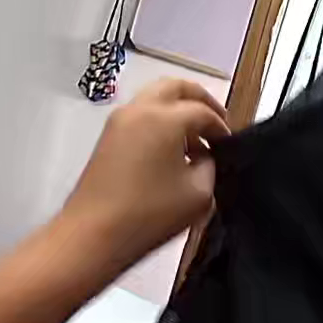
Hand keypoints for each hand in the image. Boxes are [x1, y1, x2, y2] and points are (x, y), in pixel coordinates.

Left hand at [58, 78, 229, 269]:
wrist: (93, 234)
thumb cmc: (149, 214)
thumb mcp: (199, 194)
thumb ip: (210, 166)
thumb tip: (204, 157)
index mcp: (165, 117)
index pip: (203, 111)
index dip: (221, 127)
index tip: (229, 146)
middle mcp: (139, 109)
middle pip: (175, 87)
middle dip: (199, 100)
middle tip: (215, 123)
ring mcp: (119, 121)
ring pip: (154, 99)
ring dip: (177, 111)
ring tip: (194, 144)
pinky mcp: (107, 138)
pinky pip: (140, 117)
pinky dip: (159, 123)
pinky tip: (170, 154)